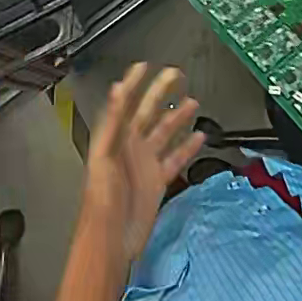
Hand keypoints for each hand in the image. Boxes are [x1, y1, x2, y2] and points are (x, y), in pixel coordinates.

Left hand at [79, 64, 206, 262]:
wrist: (112, 236)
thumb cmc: (102, 195)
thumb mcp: (104, 154)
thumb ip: (112, 121)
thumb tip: (116, 89)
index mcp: (116, 134)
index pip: (125, 100)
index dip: (134, 81)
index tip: (144, 65)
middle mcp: (130, 144)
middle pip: (148, 111)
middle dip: (161, 92)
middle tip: (175, 73)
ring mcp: (145, 161)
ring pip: (164, 132)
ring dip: (177, 117)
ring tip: (193, 101)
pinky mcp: (158, 180)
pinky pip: (175, 158)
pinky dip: (187, 148)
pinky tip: (199, 137)